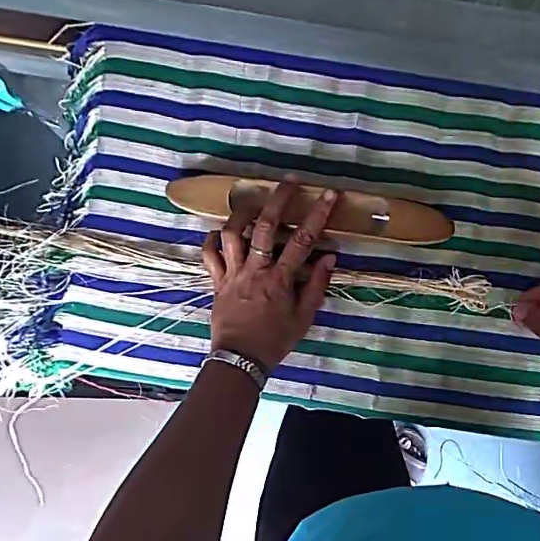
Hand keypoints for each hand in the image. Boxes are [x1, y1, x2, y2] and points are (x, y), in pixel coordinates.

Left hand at [200, 177, 335, 368]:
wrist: (240, 358)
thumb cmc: (275, 340)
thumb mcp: (304, 317)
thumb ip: (316, 286)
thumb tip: (330, 257)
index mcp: (279, 280)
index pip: (302, 240)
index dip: (317, 214)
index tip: (329, 195)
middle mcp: (255, 270)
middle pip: (265, 226)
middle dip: (279, 199)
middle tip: (289, 181)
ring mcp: (233, 274)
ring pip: (232, 233)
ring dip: (241, 213)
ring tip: (252, 202)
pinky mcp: (217, 281)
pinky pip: (209, 255)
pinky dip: (212, 240)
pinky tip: (219, 233)